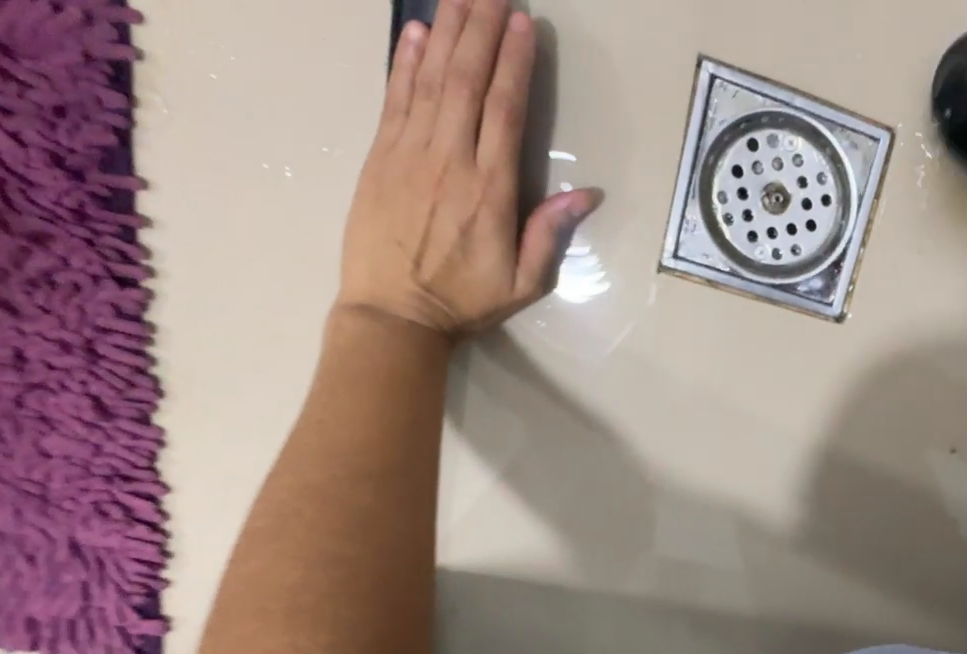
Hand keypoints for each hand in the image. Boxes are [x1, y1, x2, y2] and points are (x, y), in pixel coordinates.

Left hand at [337, 0, 601, 340]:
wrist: (392, 313)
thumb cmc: (465, 300)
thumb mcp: (524, 282)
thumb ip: (549, 234)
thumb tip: (585, 194)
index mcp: (489, 190)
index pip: (503, 111)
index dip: (514, 63)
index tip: (523, 24)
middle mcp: (449, 160)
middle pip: (465, 80)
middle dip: (480, 29)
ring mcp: (409, 153)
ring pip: (429, 78)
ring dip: (446, 32)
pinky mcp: (381, 155)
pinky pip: (394, 96)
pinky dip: (404, 60)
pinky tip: (415, 31)